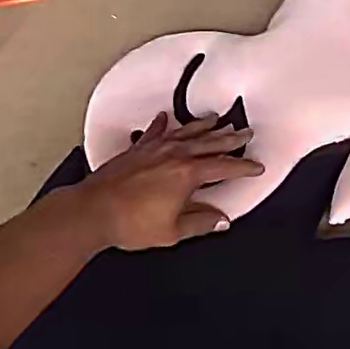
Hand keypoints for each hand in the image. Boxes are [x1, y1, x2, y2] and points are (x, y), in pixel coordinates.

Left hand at [51, 113, 263, 251]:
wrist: (93, 211)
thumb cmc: (130, 222)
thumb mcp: (172, 231)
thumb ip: (200, 223)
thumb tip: (220, 220)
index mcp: (187, 174)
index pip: (223, 167)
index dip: (243, 167)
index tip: (256, 166)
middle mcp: (173, 155)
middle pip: (209, 142)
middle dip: (230, 138)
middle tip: (245, 132)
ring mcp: (154, 149)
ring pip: (186, 132)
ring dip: (204, 125)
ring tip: (217, 118)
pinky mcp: (137, 150)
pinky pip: (155, 131)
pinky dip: (163, 124)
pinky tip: (166, 117)